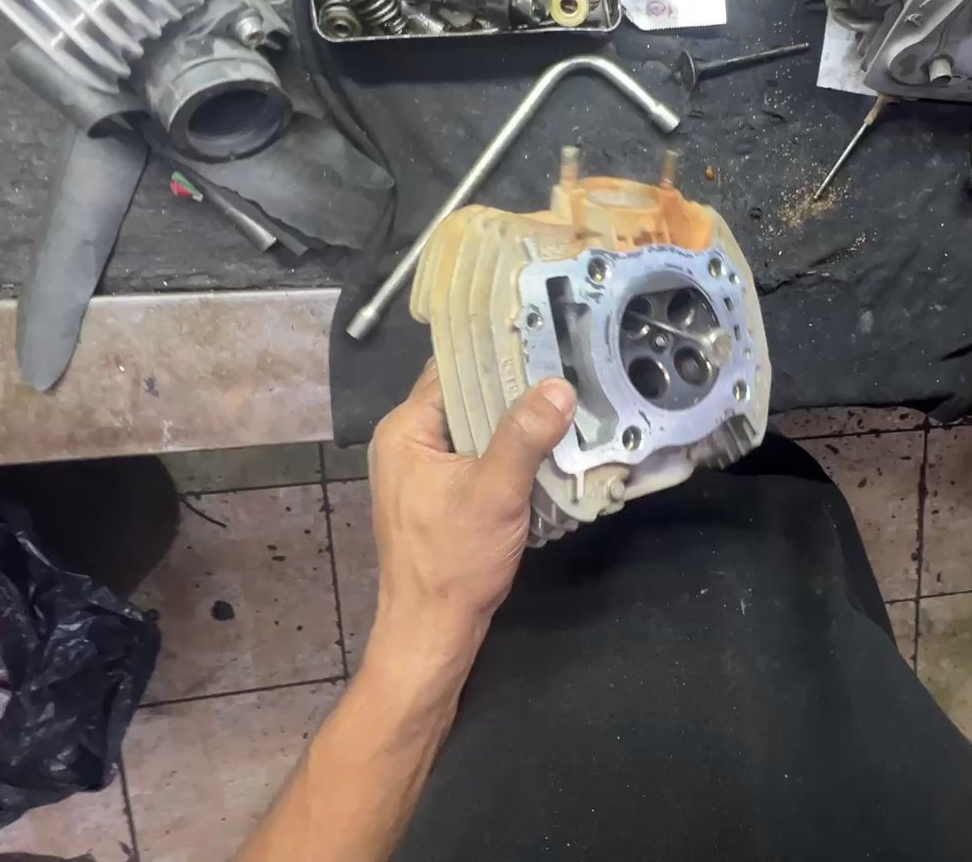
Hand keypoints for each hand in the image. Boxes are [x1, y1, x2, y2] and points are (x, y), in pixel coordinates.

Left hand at [367, 362, 576, 648]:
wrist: (434, 632)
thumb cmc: (453, 561)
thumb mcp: (494, 492)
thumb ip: (524, 437)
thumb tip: (560, 386)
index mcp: (405, 431)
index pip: (452, 370)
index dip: (497, 353)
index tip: (545, 339)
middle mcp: (409, 442)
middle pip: (466, 395)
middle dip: (514, 385)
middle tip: (565, 367)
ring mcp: (425, 469)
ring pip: (476, 425)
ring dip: (516, 418)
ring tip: (564, 399)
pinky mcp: (443, 492)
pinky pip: (480, 452)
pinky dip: (511, 446)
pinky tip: (547, 443)